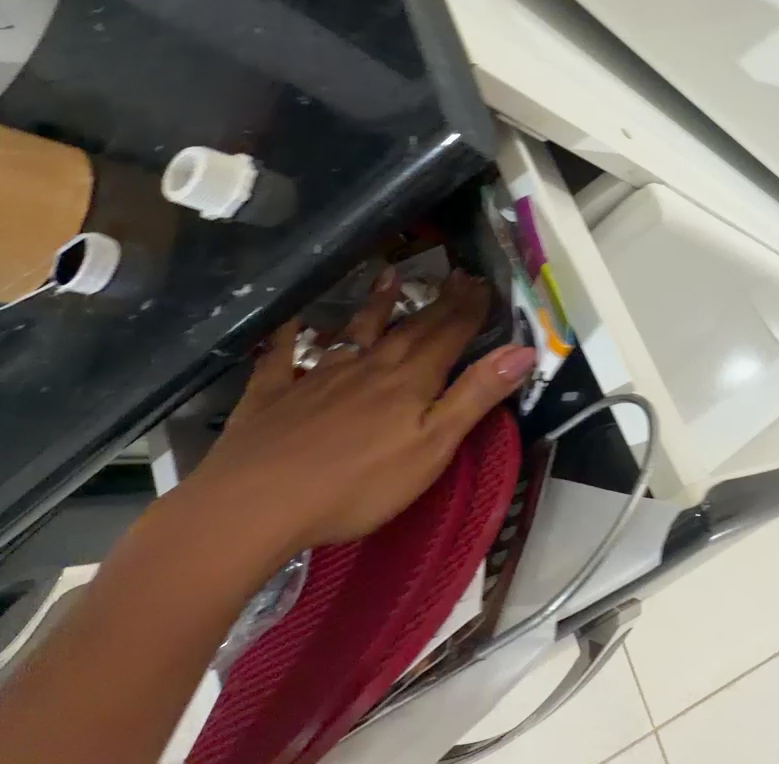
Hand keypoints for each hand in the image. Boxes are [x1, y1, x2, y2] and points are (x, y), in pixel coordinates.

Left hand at [178, 268, 537, 556]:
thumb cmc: (357, 484)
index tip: (485, 284)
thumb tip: (523, 350)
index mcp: (410, 381)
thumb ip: (476, 395)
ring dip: (375, 304)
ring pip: (355, 332)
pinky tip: (290, 318)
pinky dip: (289, 334)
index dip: (469, 310)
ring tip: (389, 274)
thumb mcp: (433, 445)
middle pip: (410, 329)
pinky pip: (283, 356)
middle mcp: (368, 367)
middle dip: (438, 303)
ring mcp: (317, 377)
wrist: (255, 504)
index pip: (448, 336)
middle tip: (456, 275)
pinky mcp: (273, 396)